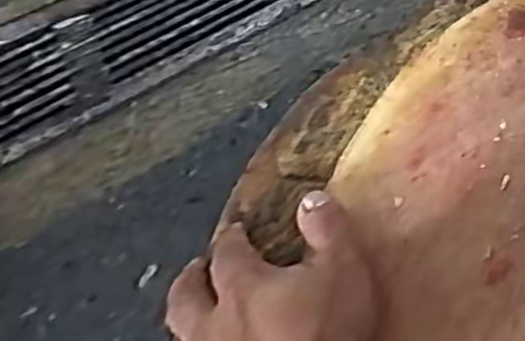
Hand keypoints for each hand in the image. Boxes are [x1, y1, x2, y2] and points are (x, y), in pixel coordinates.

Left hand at [166, 190, 378, 340]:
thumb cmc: (328, 325)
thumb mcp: (343, 264)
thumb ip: (326, 227)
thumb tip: (309, 198)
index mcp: (244, 288)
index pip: (228, 255)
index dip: (231, 239)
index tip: (237, 228)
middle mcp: (213, 326)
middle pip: (184, 300)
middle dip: (190, 279)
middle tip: (200, 267)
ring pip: (181, 336)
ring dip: (188, 316)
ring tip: (202, 308)